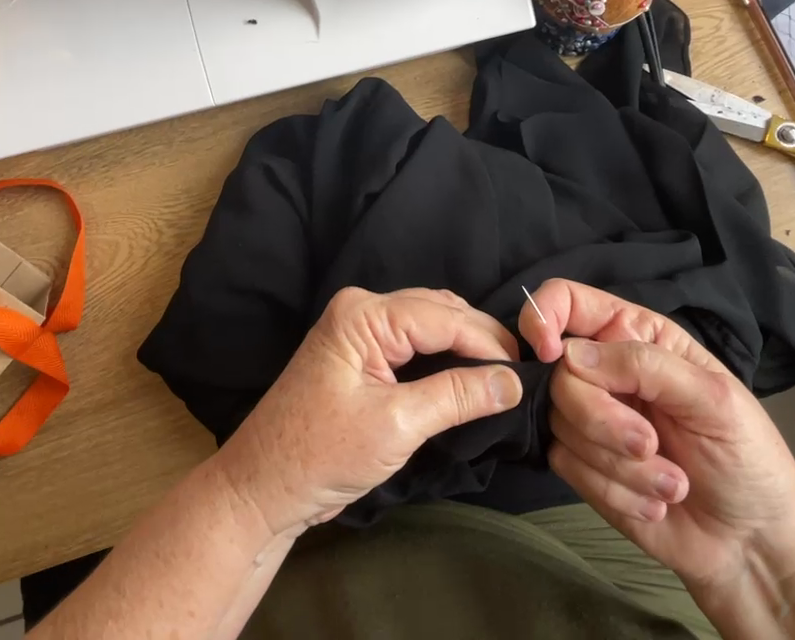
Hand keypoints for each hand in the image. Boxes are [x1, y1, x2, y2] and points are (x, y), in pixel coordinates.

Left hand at [210, 287, 523, 536]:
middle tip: (521, 375)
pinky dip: (444, 358)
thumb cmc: (322, 453)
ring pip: (429, 326)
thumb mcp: (396, 425)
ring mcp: (360, 332)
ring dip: (464, 348)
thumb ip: (456, 396)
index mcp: (363, 315)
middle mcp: (362, 310)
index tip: (529, 369)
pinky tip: (468, 379)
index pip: (442, 315)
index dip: (488, 340)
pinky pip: (414, 345)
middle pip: (438, 312)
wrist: (265, 485)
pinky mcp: (362, 357)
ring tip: (501, 377)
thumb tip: (513, 381)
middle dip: (480, 339)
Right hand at [519, 279, 794, 595]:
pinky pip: (564, 462)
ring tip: (670, 482)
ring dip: (618, 462)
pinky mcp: (578, 462)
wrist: (751, 542)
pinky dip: (612, 488)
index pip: (566, 301)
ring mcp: (587, 416)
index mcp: (635, 335)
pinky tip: (652, 500)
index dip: (543, 316)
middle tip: (649, 445)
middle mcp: (603, 369)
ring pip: (559, 421)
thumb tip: (570, 354)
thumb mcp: (715, 400)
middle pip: (557, 373)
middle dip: (601, 417)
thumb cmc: (748, 456)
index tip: (549, 353)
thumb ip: (646, 365)